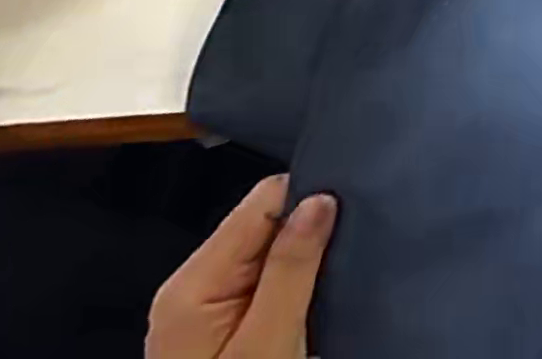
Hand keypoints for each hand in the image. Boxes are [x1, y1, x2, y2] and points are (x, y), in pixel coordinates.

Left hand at [146, 175, 337, 358]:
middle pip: (267, 219)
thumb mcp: (269, 345)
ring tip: (336, 271)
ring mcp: (210, 301)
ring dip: (308, 252)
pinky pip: (272, 270)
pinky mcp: (228, 317)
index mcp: (194, 283)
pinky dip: (301, 272)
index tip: (348, 215)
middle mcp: (196, 283)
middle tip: (346, 249)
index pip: (263, 201)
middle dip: (311, 227)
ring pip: (274, 242)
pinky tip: (320, 288)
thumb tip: (321, 198)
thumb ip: (292, 266)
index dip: (309, 199)